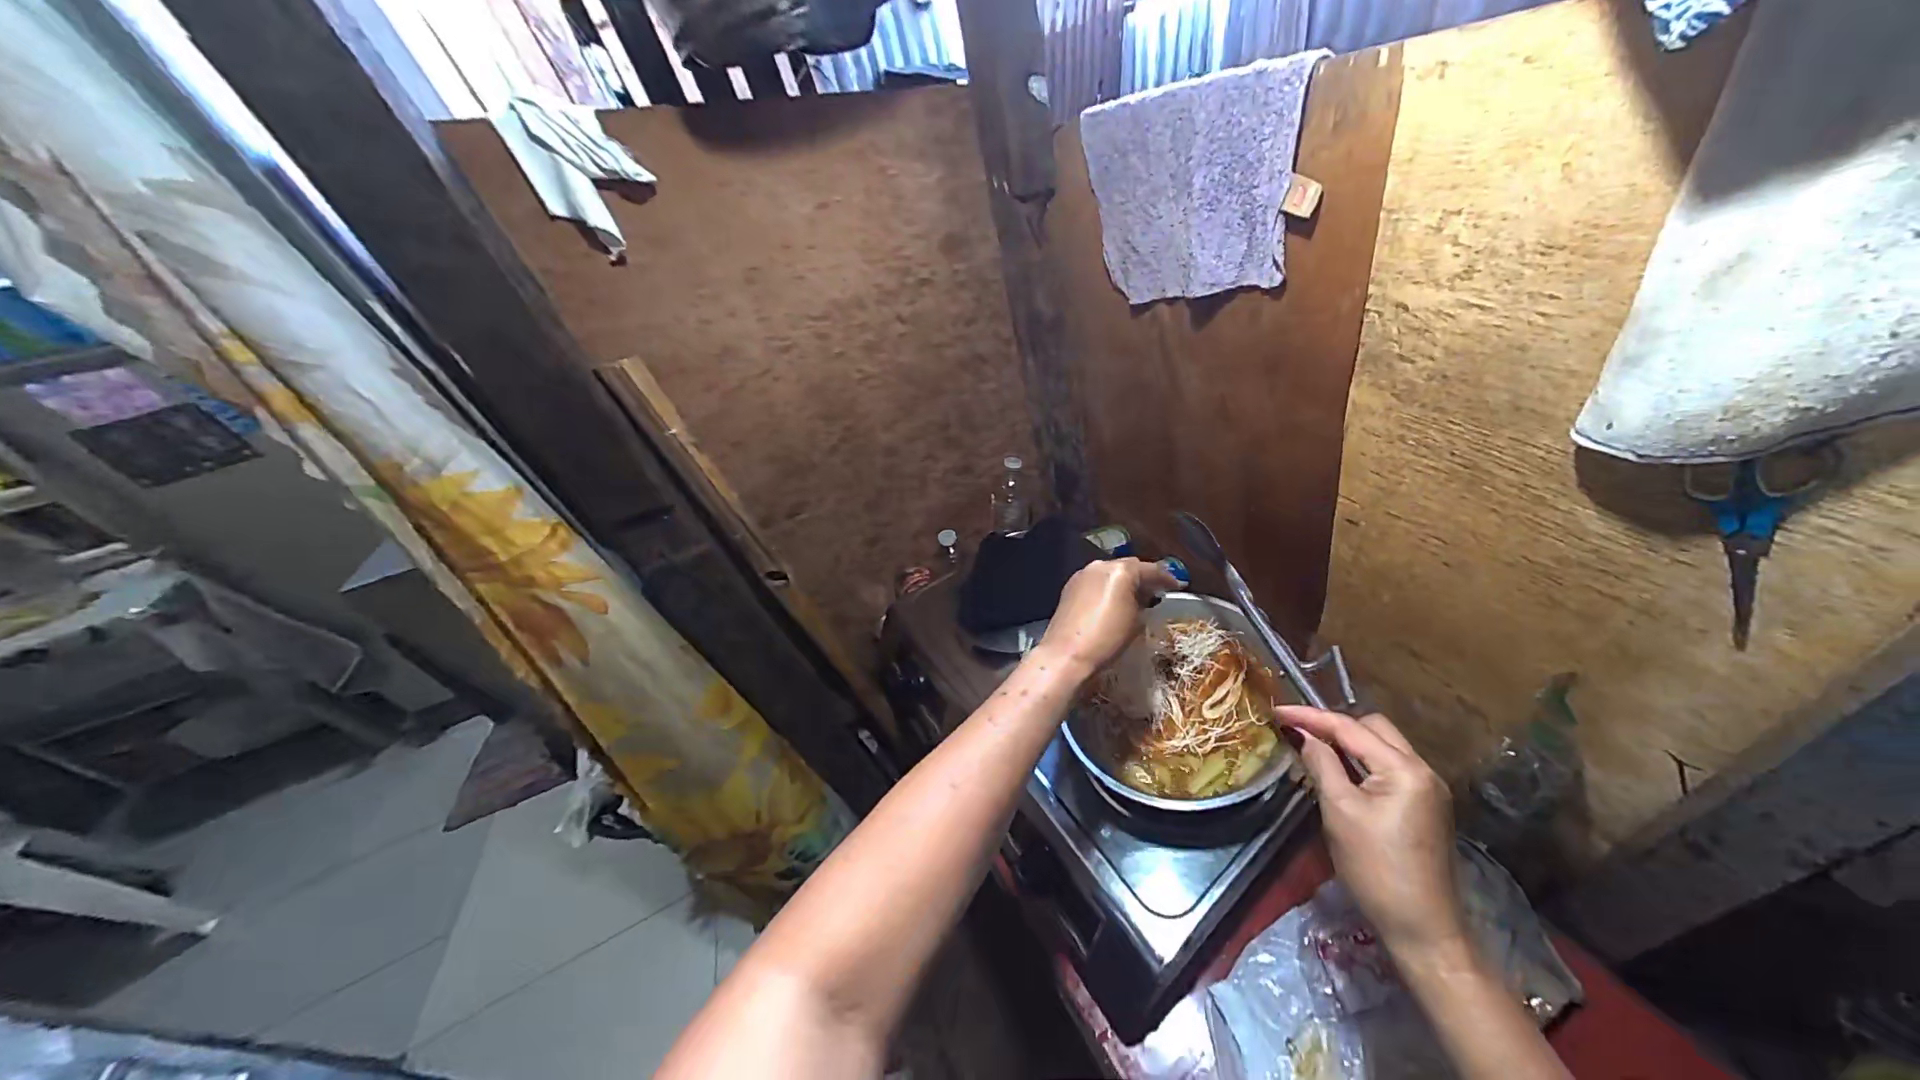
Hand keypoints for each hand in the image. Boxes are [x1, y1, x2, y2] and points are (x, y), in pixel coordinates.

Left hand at [1034, 558, 1178, 674]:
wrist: (1066, 654)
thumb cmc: (1107, 639)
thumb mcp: (1136, 621)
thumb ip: (1144, 602)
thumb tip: (1144, 597)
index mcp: (1120, 570)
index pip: (1151, 570)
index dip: (1167, 578)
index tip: (1178, 586)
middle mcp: (1100, 565)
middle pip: (1129, 566)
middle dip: (1144, 577)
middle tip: (1158, 591)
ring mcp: (1082, 575)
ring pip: (1111, 572)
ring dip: (1125, 581)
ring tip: (1138, 597)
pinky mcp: (1070, 586)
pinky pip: (1096, 582)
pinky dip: (1108, 587)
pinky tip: (1114, 600)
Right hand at [1280, 707, 1467, 959]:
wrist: (1423, 928)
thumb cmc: (1376, 869)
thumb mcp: (1340, 811)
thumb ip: (1321, 764)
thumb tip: (1301, 734)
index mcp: (1405, 769)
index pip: (1351, 728)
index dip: (1310, 717)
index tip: (1275, 711)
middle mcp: (1423, 770)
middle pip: (1373, 728)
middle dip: (1334, 724)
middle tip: (1296, 729)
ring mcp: (1427, 789)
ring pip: (1382, 746)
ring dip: (1348, 742)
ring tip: (1311, 744)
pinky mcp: (1424, 806)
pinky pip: (1388, 766)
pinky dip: (1361, 761)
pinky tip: (1338, 769)